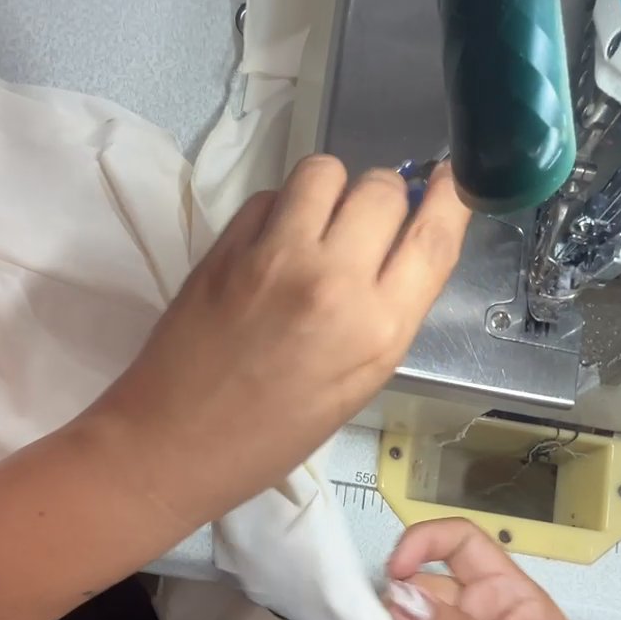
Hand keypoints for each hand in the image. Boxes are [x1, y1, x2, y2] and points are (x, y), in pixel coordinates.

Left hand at [80, 155, 471, 523]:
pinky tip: (267, 248)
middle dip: (379, 200)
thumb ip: (381, 317)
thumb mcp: (351, 390)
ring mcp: (275, 260)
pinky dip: (276, 211)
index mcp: (377, 333)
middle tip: (355, 231)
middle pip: (381, 189)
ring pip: (324, 172)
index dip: (448, 198)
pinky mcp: (225, 250)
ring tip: (311, 229)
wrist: (172, 447)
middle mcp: (334, 284)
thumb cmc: (266, 440)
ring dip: (327, 192)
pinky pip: (269, 196)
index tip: (444, 182)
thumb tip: (395, 251)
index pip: (434, 237)